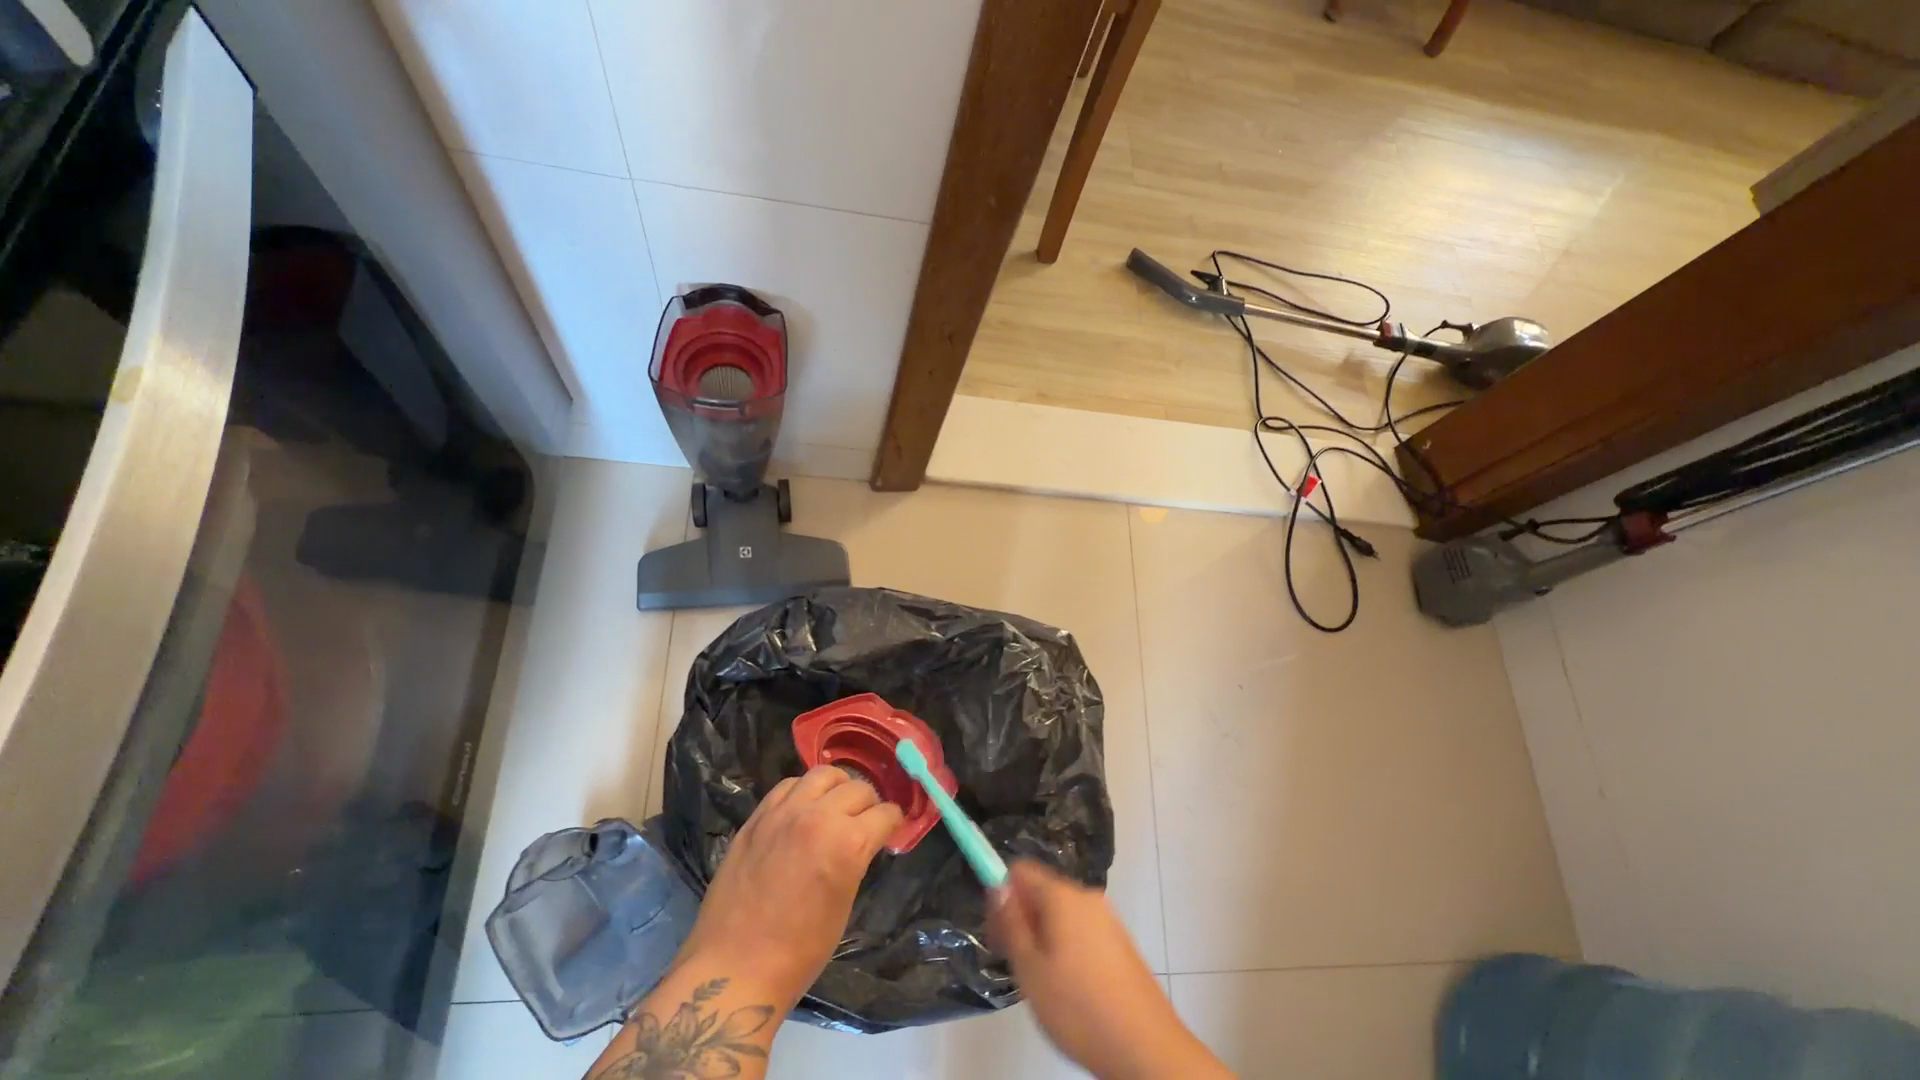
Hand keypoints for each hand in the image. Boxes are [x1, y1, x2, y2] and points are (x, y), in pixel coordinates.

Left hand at [671, 765, 903, 1007]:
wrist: (736, 966)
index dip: (893, 823)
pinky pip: (787, 786)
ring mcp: (783, 813)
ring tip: (836, 806)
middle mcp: (818, 817)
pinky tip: (804, 809)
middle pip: (858, 788)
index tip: (892, 830)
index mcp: (847, 843)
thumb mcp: (844, 904)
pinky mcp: (756, 818)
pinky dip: (803, 791)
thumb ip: (855, 861)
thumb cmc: (800, 951)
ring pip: (823, 775)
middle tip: (867, 822)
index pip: (885, 814)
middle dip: (870, 804)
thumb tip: (861, 842)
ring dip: (838, 788)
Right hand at [989, 861, 1231, 1079]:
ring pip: (1060, 915)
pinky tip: (1066, 987)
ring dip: (1041, 937)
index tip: (996, 934)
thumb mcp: (1029, 968)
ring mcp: (1108, 920)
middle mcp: (1087, 898)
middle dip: (1021, 919)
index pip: (1020, 870)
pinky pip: (1080, 931)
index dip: (1000, 895)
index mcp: (1063, 897)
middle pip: (1041, 892)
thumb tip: (997, 886)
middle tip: (1013, 962)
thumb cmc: (1078, 1007)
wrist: (1145, 1047)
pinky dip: (1064, 948)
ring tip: (1039, 982)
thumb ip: (1011, 922)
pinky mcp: (1120, 943)